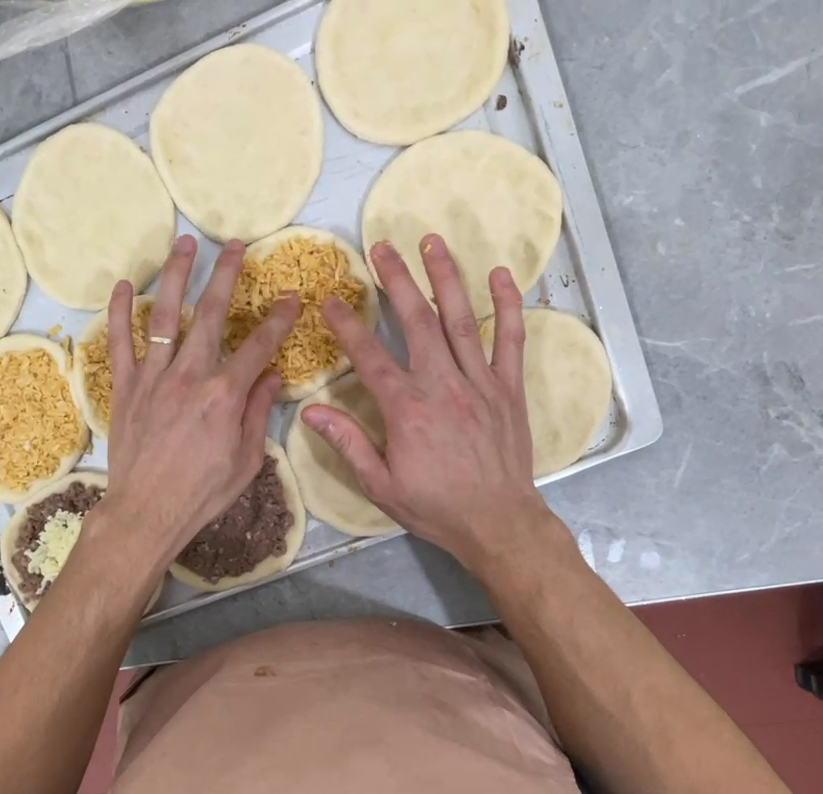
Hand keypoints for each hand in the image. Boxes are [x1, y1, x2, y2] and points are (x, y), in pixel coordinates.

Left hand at [95, 235, 298, 567]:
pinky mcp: (124, 389)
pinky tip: (122, 286)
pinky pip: (119, 344)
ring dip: (175, 276)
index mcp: (224, 396)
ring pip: (164, 316)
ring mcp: (152, 379)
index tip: (291, 298)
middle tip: (235, 244)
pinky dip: (119, 313)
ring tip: (183, 244)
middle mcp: (189, 376)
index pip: (259, 346)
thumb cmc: (201, 494)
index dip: (278, 320)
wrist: (146, 512)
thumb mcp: (245, 461)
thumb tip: (270, 377)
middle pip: (211, 314)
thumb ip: (257, 414)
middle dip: (226, 275)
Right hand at [303, 236, 556, 572]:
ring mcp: (480, 383)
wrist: (496, 521)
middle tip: (381, 246)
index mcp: (406, 410)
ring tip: (431, 242)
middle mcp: (442, 385)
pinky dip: (507, 305)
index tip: (331, 301)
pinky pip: (510, 340)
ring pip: (460, 320)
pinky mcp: (508, 389)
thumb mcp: (379, 485)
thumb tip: (312, 413)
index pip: (370, 357)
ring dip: (445, 278)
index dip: (348, 326)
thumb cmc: (434, 507)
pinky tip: (501, 275)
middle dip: (397, 280)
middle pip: (417, 321)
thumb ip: (347, 444)